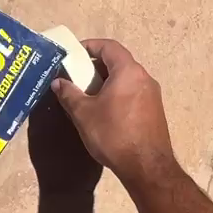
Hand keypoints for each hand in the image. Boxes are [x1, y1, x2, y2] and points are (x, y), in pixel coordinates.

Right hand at [50, 38, 181, 183]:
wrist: (147, 167)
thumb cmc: (113, 134)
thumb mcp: (83, 113)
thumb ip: (69, 94)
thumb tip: (58, 82)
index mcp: (128, 72)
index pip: (109, 47)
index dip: (90, 45)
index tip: (73, 53)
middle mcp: (144, 78)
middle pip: (118, 62)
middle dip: (95, 66)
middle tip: (76, 76)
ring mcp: (152, 95)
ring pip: (125, 78)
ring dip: (105, 81)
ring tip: (87, 95)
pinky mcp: (154, 111)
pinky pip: (132, 92)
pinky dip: (117, 93)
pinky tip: (104, 110)